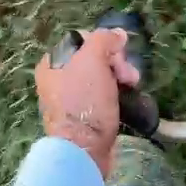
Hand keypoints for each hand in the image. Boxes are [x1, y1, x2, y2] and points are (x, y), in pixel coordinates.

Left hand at [35, 28, 139, 177]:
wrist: (83, 151)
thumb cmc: (84, 101)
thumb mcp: (93, 59)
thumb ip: (104, 39)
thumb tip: (118, 34)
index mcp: (52, 62)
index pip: (84, 39)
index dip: (104, 44)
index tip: (117, 55)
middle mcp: (58, 78)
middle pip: (94, 57)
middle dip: (116, 62)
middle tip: (127, 75)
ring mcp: (70, 98)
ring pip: (101, 75)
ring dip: (120, 76)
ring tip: (132, 86)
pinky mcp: (84, 116)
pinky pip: (102, 95)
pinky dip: (115, 93)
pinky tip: (126, 97)